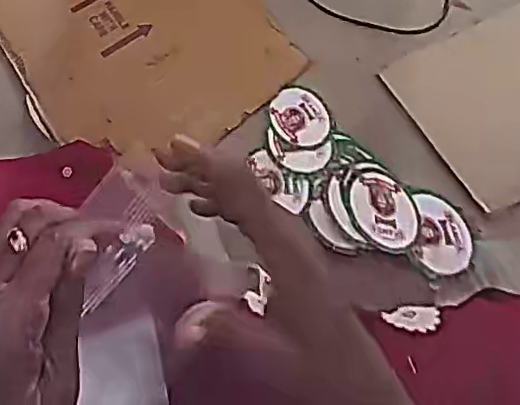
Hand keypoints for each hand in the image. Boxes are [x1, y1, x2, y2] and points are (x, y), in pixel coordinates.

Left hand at [0, 200, 100, 404]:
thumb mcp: (60, 375)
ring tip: (82, 238)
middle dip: (70, 215)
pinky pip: (4, 241)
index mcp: (10, 313)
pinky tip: (57, 253)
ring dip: (49, 218)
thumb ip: (69, 306)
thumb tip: (85, 247)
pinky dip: (33, 233)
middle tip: (103, 232)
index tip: (121, 229)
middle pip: (27, 218)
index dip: (91, 227)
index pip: (53, 240)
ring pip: (11, 221)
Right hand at [156, 137, 411, 404]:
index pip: (242, 188)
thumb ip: (231, 331)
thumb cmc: (321, 360)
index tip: (177, 145)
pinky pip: (248, 210)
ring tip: (169, 176)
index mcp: (283, 243)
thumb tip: (183, 323)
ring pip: (243, 194)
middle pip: (239, 182)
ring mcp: (286, 235)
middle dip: (200, 165)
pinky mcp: (284, 246)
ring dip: (206, 181)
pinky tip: (199, 205)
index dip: (209, 162)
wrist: (358, 375)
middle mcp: (285, 229)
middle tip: (161, 156)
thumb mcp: (274, 353)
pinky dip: (220, 200)